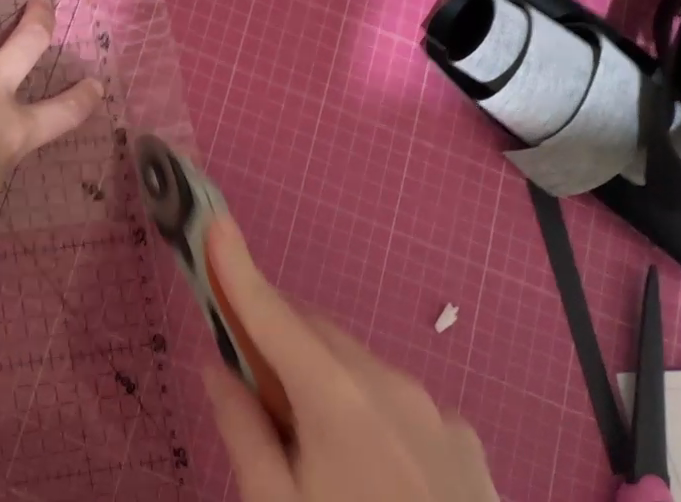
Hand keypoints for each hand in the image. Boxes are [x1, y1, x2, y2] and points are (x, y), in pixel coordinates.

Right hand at [202, 217, 498, 500]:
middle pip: (311, 330)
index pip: (271, 312)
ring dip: (313, 368)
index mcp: (337, 399)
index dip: (236, 266)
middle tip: (237, 367)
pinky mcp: (467, 443)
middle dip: (268, 330)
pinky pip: (395, 398)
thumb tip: (217, 369)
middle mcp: (391, 386)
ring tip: (298, 430)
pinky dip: (359, 400)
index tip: (213, 220)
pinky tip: (361, 460)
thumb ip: (241, 429)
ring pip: (353, 362)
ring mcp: (437, 414)